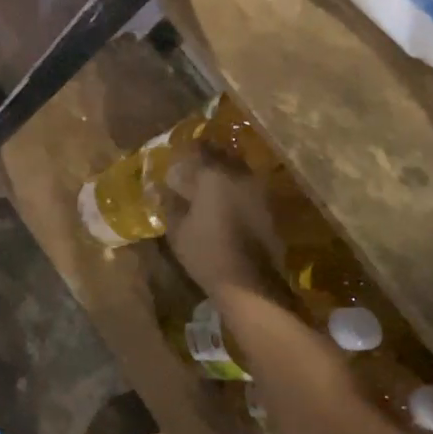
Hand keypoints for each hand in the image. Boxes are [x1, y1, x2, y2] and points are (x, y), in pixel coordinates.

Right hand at [165, 161, 280, 301]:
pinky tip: (225, 204)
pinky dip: (236, 191)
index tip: (176, 155)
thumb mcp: (176, 228)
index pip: (199, 149)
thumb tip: (163, 189)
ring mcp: (259, 192)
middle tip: (192, 169)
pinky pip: (249, 189)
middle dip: (208, 159)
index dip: (187, 150)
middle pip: (223, 155)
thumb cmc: (205, 252)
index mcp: (214, 175)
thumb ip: (170, 203)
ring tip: (209, 186)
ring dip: (224, 174)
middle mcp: (240, 176)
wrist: (248, 284)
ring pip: (239, 171)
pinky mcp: (269, 210)